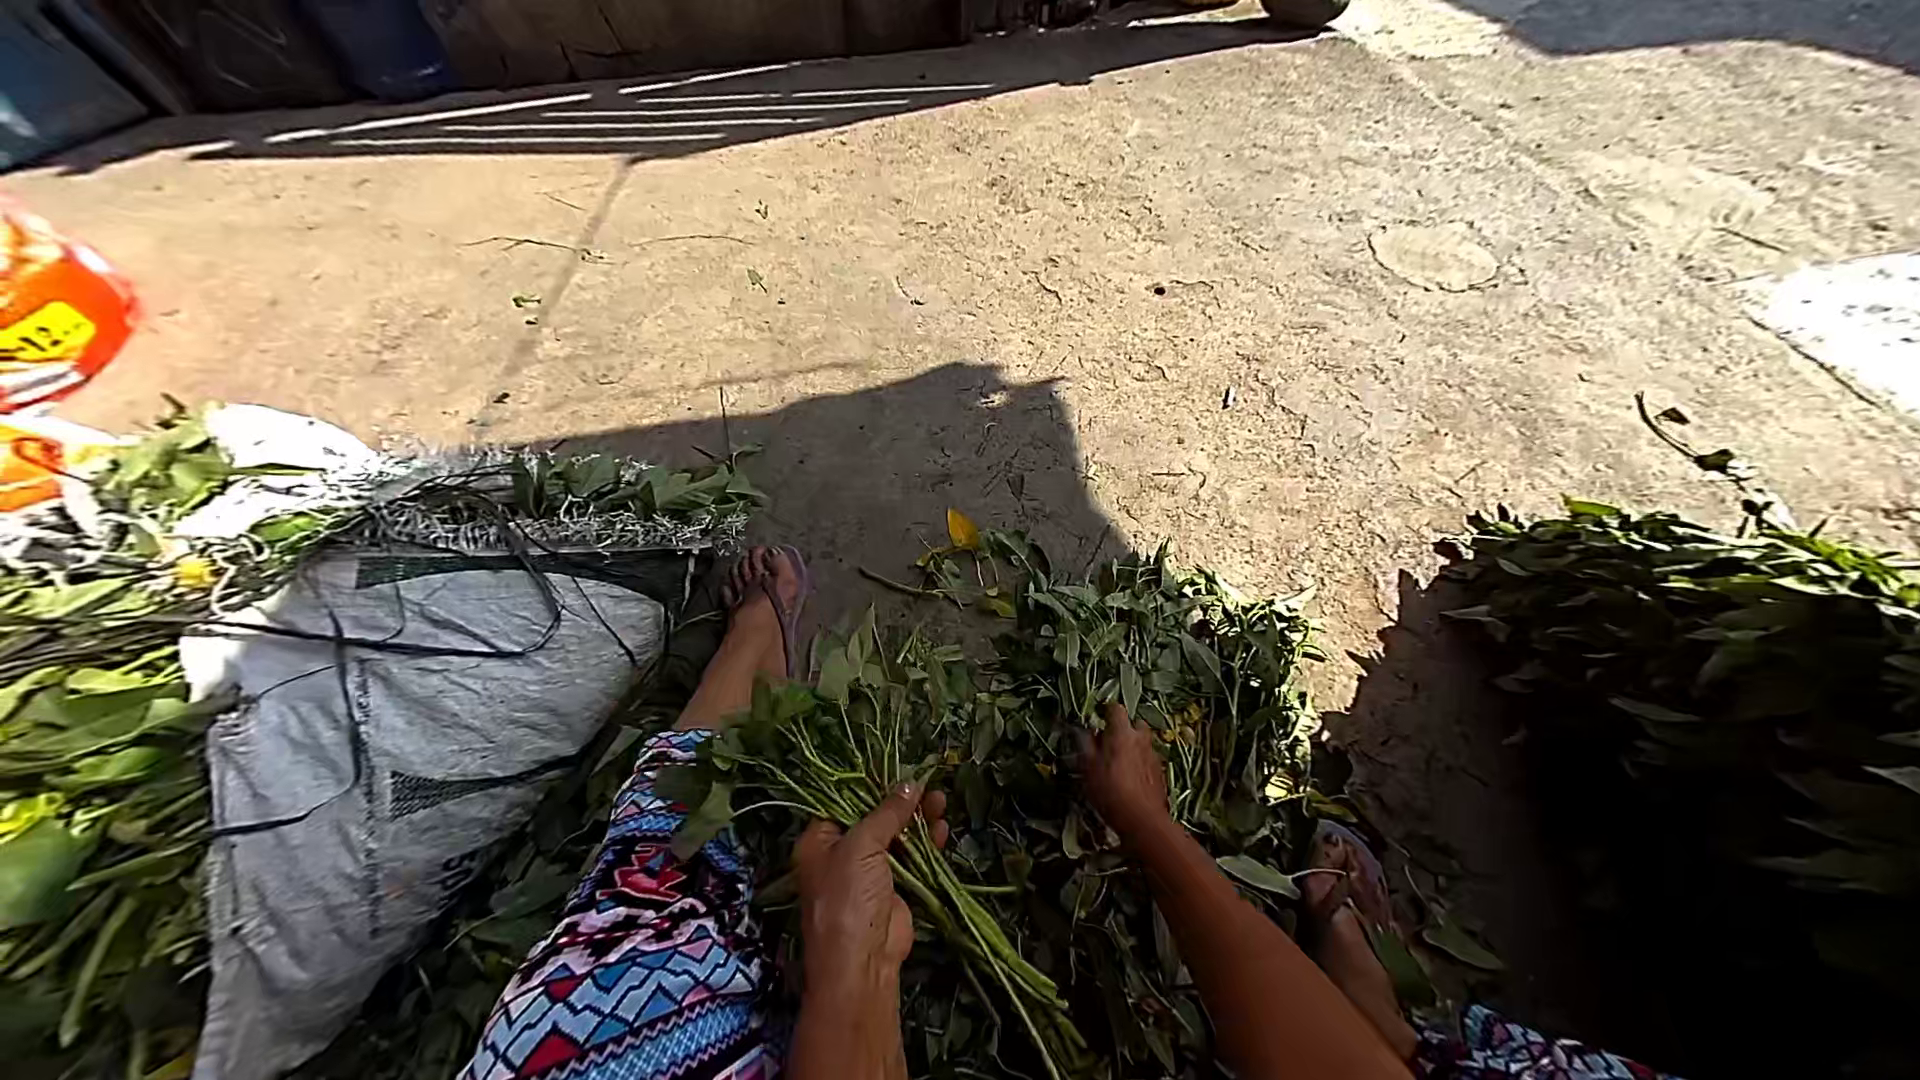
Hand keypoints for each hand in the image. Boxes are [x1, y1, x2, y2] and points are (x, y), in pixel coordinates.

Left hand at [789, 784, 947, 1079]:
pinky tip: (942, 827)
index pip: (845, 801)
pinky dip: (927, 843)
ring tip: (940, 800)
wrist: (862, 963)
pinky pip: (912, 858)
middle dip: (901, 802)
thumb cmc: (847, 897)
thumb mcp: (862, 844)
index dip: (871, 784)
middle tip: (927, 784)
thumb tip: (910, 782)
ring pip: (896, 836)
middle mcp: (842, 853)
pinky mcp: (894, 888)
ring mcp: (869, 872)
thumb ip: (887, 812)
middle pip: (875, 817)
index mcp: (821, 840)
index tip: (898, 768)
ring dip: (918, 820)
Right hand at [1078, 703, 1171, 840]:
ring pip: (1143, 741)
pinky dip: (1140, 762)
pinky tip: (1130, 777)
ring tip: (1119, 761)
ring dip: (1133, 745)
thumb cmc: (1110, 790)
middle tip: (1109, 741)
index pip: (1116, 709)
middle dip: (1124, 728)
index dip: (1105, 710)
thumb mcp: (1087, 767)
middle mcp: (1141, 739)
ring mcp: (1153, 755)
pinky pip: (1148, 758)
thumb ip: (1085, 744)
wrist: (1142, 820)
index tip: (1097, 718)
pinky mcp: (1161, 772)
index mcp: (1122, 732)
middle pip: (1135, 723)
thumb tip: (1083, 731)